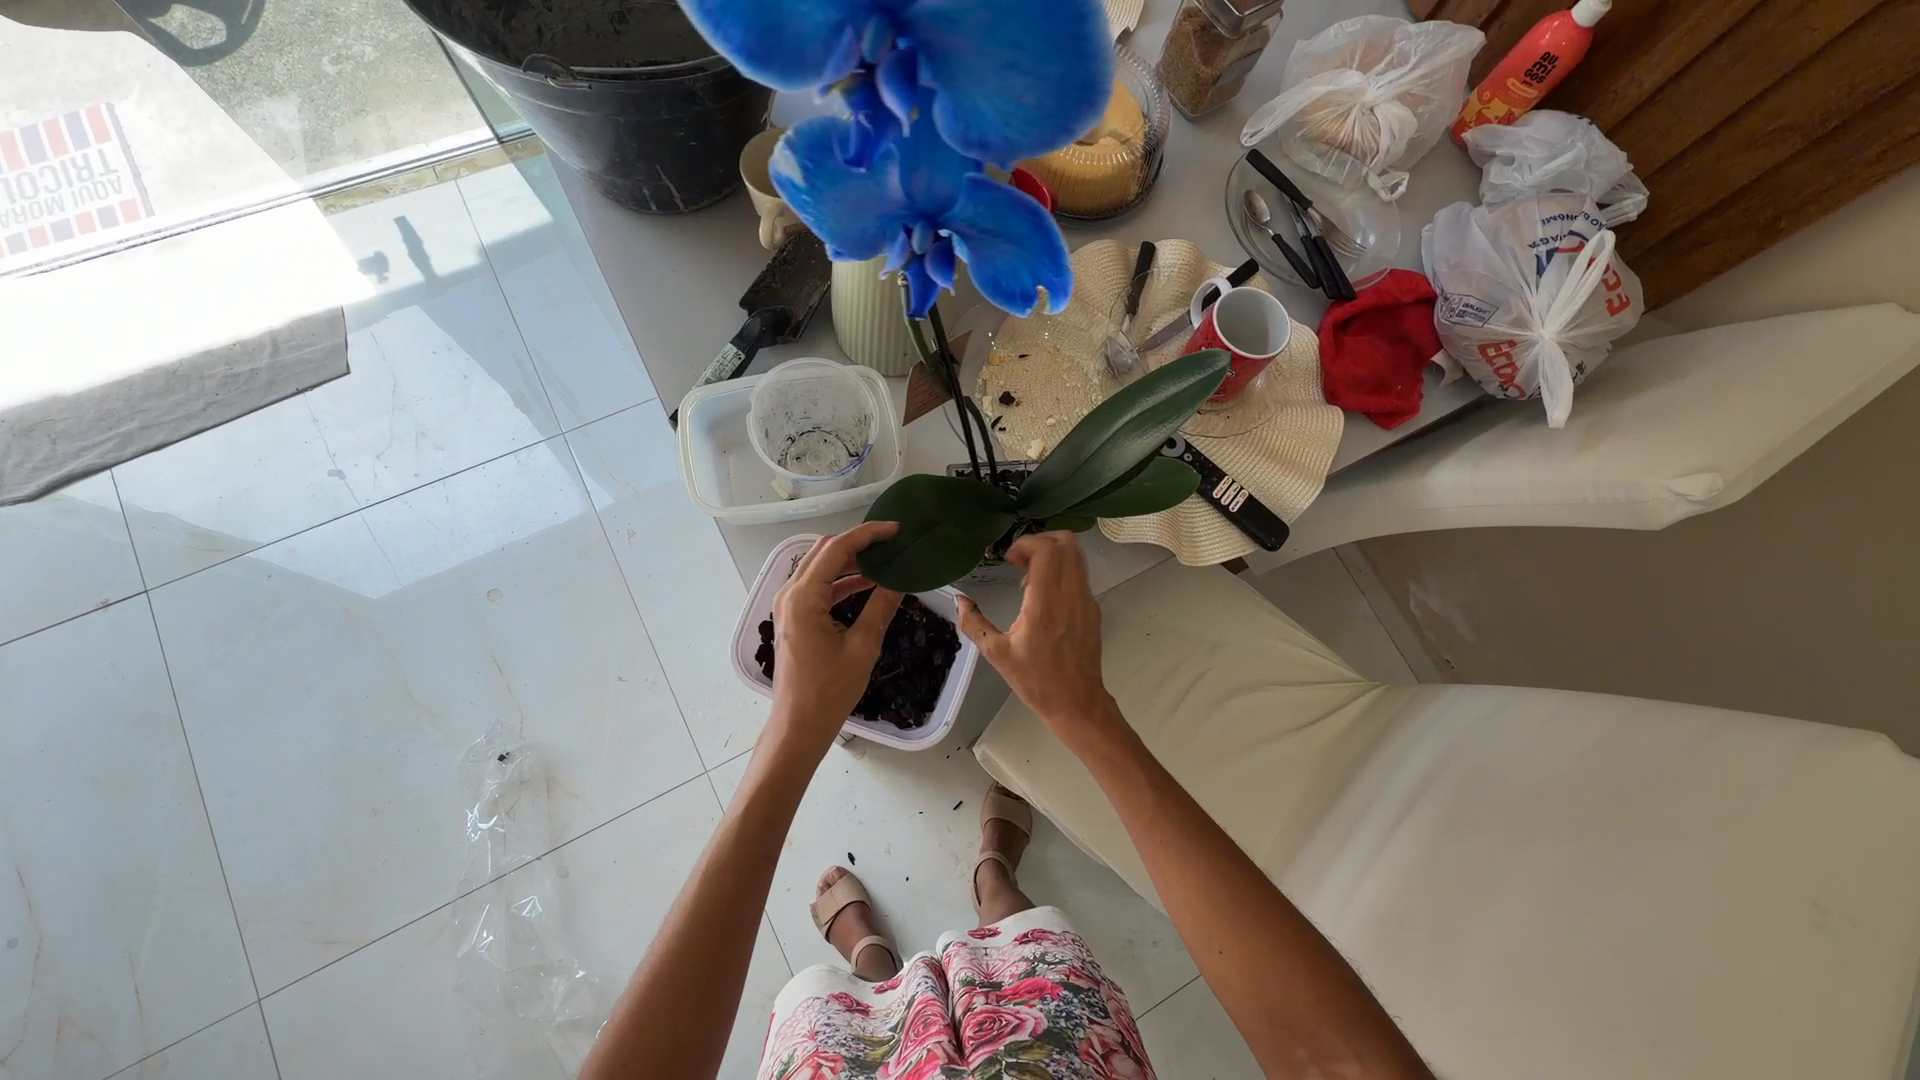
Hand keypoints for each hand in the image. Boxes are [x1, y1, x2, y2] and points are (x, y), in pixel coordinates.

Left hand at [767, 523, 904, 753]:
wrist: (799, 725)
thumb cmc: (829, 690)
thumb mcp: (863, 646)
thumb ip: (881, 606)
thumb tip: (901, 578)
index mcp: (803, 597)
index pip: (836, 549)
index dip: (867, 535)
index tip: (895, 530)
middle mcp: (790, 594)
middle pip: (824, 552)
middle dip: (858, 543)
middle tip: (892, 543)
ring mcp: (789, 606)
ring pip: (820, 568)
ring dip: (851, 562)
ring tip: (885, 561)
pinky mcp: (794, 619)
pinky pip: (818, 588)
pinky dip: (842, 581)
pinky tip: (868, 584)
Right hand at [956, 532, 1120, 744]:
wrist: (1077, 702)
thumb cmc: (1036, 681)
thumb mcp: (997, 654)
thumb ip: (974, 623)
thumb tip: (959, 600)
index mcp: (1046, 603)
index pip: (1047, 549)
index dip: (1026, 542)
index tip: (1009, 559)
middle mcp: (1071, 594)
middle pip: (1067, 542)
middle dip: (1040, 541)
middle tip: (1020, 561)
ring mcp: (1087, 600)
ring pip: (1077, 556)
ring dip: (1052, 555)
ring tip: (1029, 578)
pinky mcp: (1093, 609)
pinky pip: (1080, 575)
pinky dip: (1062, 571)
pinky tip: (1044, 596)